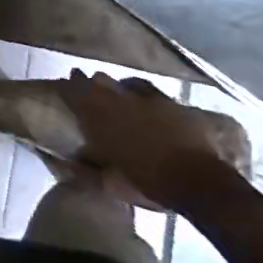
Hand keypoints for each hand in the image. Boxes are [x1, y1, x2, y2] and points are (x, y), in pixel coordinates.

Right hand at [60, 71, 237, 212]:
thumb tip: (75, 159)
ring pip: (124, 83)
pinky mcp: (171, 104)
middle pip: (100, 83)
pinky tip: (138, 91)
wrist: (199, 181)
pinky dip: (139, 88)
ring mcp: (148, 101)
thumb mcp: (113, 183)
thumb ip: (92, 169)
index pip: (79, 96)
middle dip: (88, 81)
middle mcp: (122, 104)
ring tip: (108, 83)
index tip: (63, 82)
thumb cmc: (151, 184)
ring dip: (114, 83)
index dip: (68, 88)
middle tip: (81, 78)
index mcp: (103, 122)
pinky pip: (149, 89)